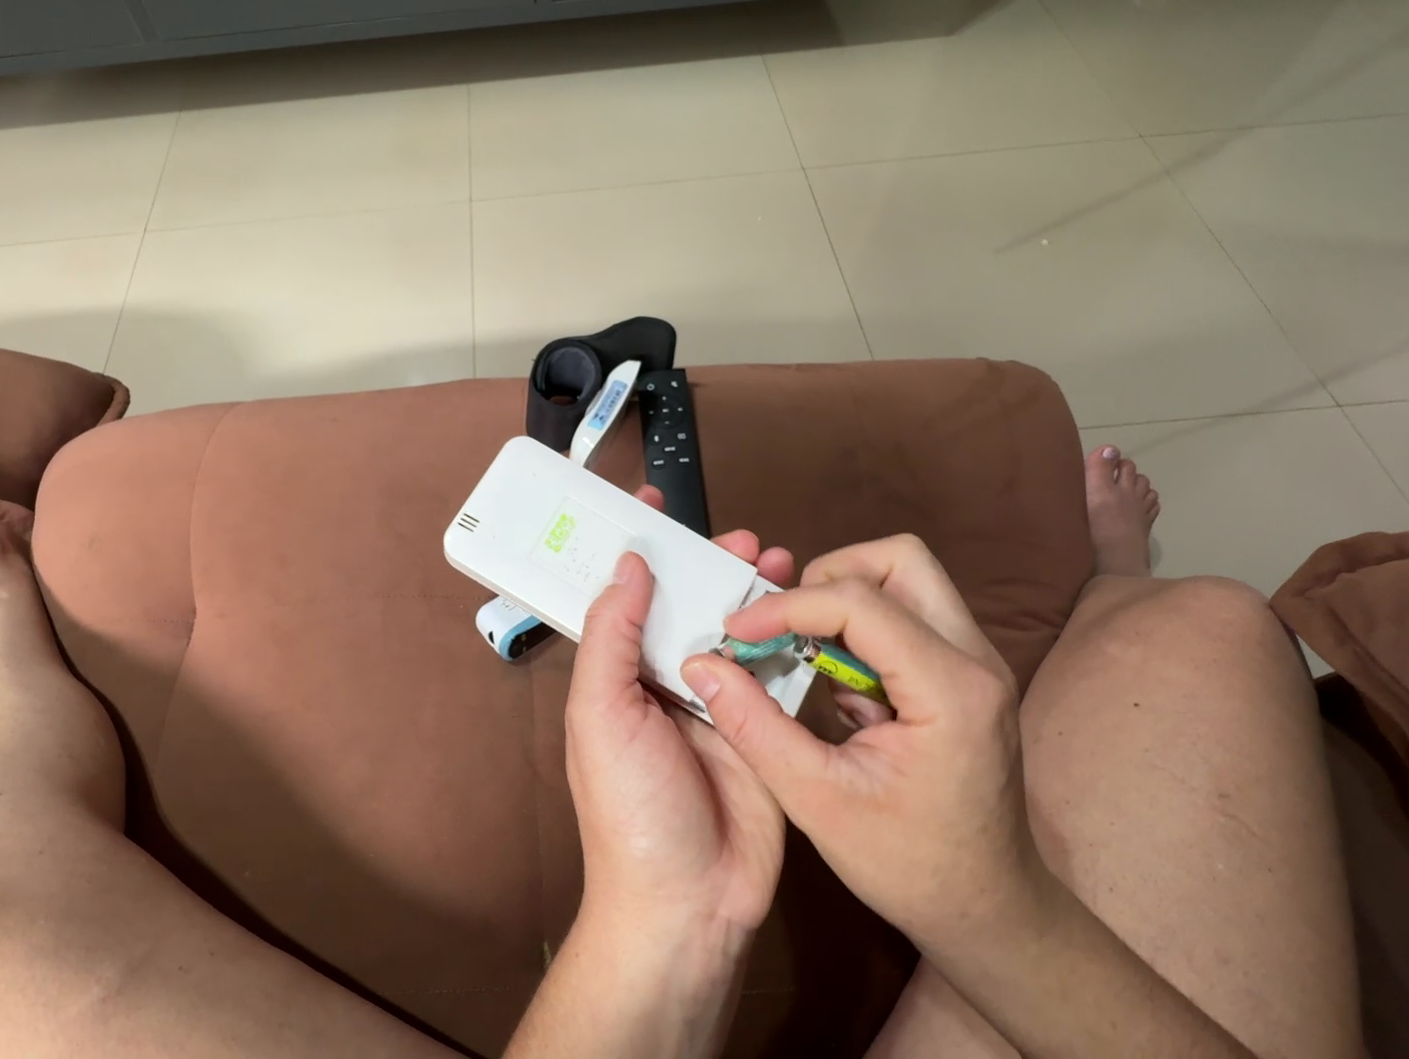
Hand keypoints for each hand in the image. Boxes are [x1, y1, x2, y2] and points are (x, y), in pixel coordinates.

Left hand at [563, 486, 794, 940]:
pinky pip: (775, 668)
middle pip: (686, 605)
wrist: (689, 903)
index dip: (634, 549)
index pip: (622, 596)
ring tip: (776, 557)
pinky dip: (789, 635)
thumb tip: (628, 564)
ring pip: (734, 629)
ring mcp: (716, 703)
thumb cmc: (630, 812)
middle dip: (707, 564)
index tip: (650, 504)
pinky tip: (807, 608)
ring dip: (753, 592)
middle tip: (738, 537)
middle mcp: (664, 681)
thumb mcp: (600, 715)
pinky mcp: (761, 726)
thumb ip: (611, 637)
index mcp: (616, 676)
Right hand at [677, 534, 1046, 948]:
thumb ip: (753, 726)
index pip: (859, 601)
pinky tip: (830, 676)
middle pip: (899, 560)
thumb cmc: (908, 865)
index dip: (785, 606)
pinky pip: (906, 612)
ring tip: (801, 648)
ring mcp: (975, 661)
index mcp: (949, 689)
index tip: (734, 631)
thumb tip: (701, 666)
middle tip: (782, 624)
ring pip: (905, 577)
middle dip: (826, 578)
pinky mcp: (963, 672)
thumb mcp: (816, 801)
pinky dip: (858, 624)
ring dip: (842, 598)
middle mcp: (974, 658)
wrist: (987, 907)